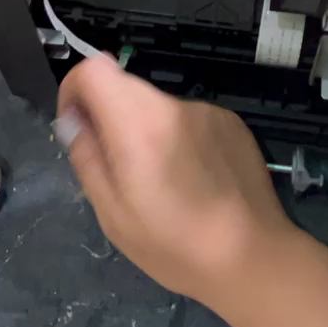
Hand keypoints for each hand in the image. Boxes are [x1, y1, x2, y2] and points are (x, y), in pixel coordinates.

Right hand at [57, 55, 297, 305]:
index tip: (78, 126)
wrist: (254, 257)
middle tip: (119, 170)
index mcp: (140, 124)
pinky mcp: (231, 121)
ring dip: (148, 133)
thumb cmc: (174, 245)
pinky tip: (195, 181)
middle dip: (111, 120)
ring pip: (157, 109)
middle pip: (125, 89)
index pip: (94, 69)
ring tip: (165, 185)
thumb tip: (73, 120)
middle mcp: (174, 105)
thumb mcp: (112, 213)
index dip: (75, 90)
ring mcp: (207, 111)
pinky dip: (179, 140)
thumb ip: (88, 156)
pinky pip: (188, 120)